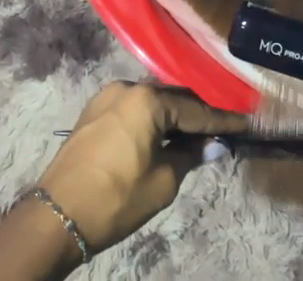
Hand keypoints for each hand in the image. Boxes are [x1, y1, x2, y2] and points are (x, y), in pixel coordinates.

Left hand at [38, 83, 246, 254]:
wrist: (57, 216)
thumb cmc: (116, 198)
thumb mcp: (163, 182)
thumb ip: (191, 156)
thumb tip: (214, 145)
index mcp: (147, 100)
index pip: (195, 110)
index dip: (222, 121)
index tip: (245, 124)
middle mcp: (127, 87)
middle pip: (173, 99)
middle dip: (197, 116)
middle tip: (221, 131)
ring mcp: (106, 97)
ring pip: (151, 103)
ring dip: (172, 118)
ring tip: (194, 135)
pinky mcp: (93, 112)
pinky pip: (132, 109)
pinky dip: (151, 120)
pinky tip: (163, 135)